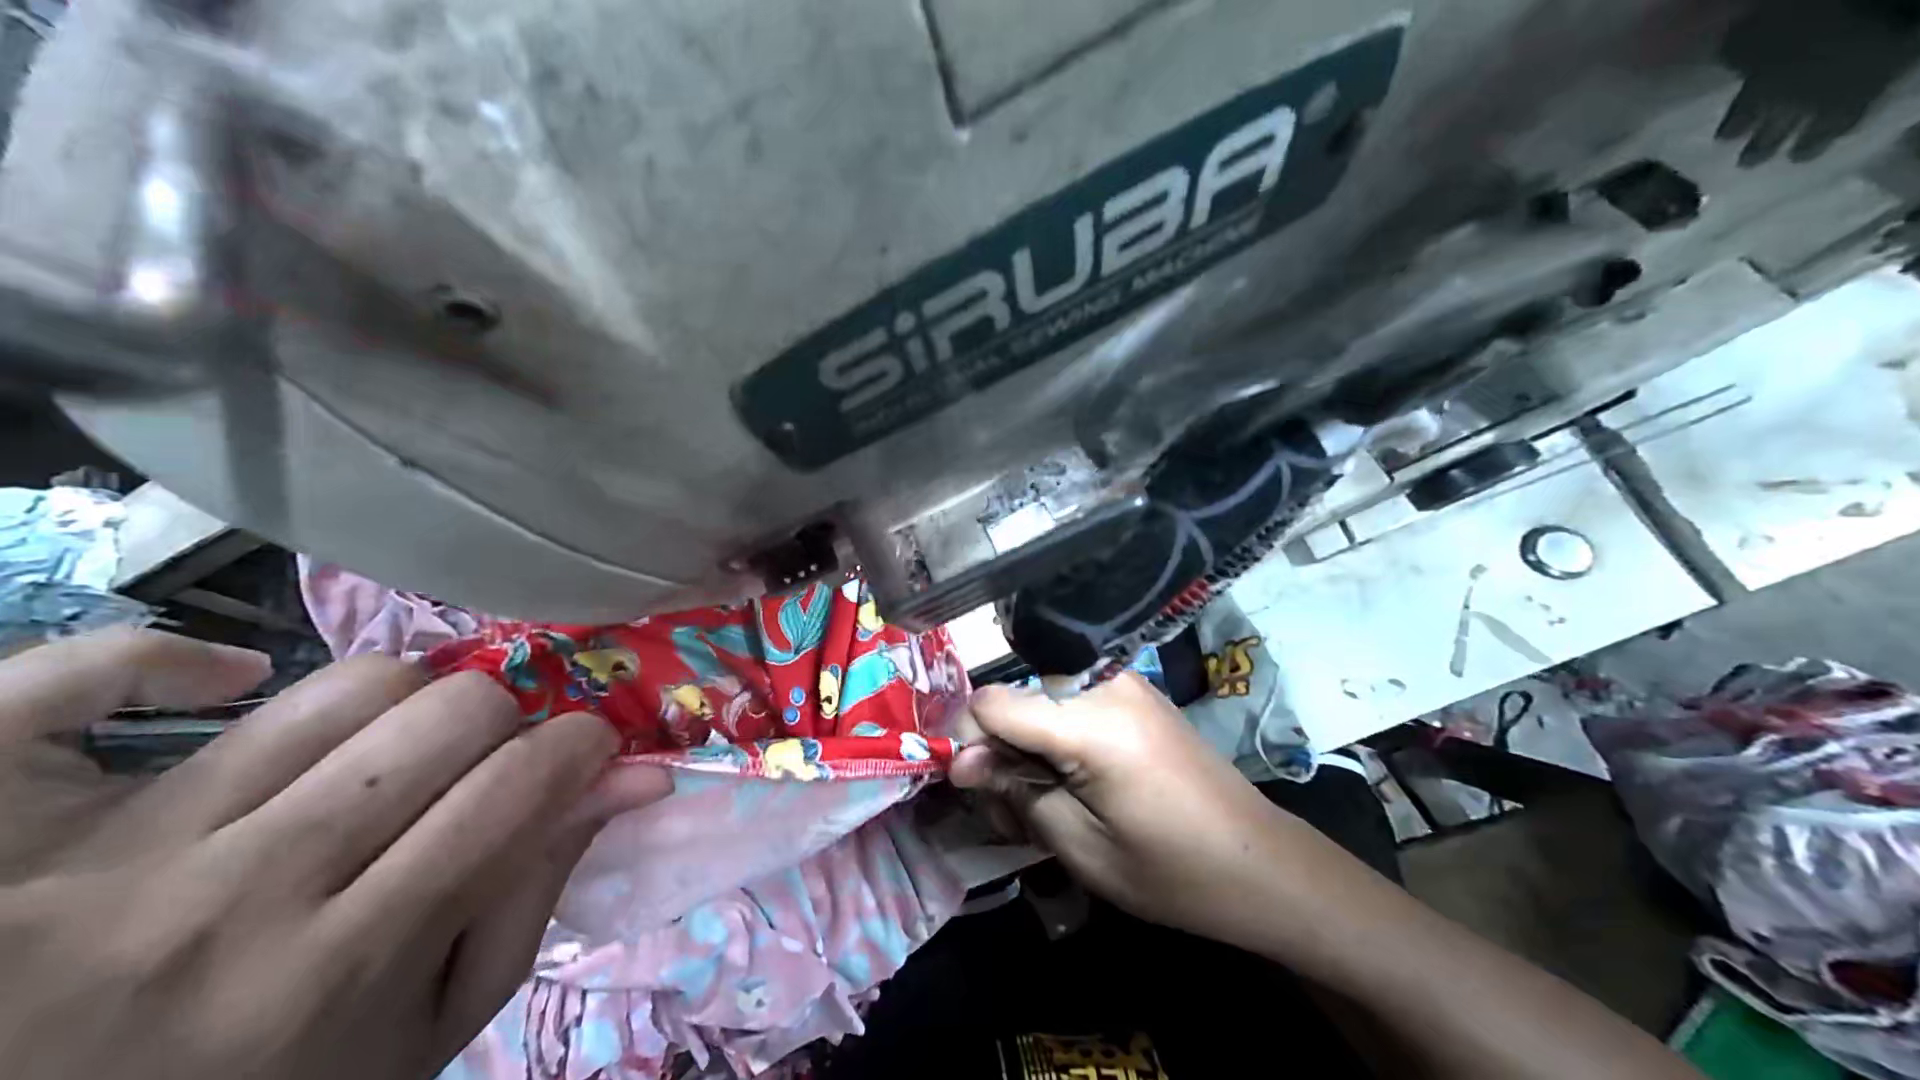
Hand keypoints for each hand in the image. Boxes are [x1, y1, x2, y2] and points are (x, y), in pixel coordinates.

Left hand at [0, 628, 670, 1079]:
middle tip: (486, 751)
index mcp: (341, 969)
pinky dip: (159, 658)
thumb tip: (632, 776)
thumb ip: (534, 891)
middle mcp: (231, 899)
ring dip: (400, 696)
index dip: (579, 742)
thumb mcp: (430, 1027)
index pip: (515, 789)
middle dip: (501, 716)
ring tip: (386, 739)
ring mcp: (98, 855)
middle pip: (445, 715)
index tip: (584, 742)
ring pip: (334, 688)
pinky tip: (220, 678)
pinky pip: (72, 681)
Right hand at [949, 673, 1309, 944]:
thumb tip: (959, 761)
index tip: (967, 786)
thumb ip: (1015, 791)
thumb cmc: (1172, 871)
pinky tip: (1069, 786)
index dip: (966, 742)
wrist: (1262, 863)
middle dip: (997, 753)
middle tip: (1012, 813)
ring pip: (1036, 703)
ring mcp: (1121, 683)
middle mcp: (1103, 683)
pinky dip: (1054, 741)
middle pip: (1013, 701)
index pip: (992, 702)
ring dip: (1024, 751)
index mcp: (1092, 720)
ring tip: (1042, 809)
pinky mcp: (1132, 694)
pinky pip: (1068, 704)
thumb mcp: (1080, 845)